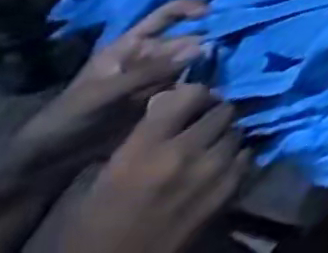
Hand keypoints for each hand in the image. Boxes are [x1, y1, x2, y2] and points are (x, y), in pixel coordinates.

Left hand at [13, 0, 208, 172]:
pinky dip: (202, 86)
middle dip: (208, 43)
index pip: (165, 15)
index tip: (213, 13)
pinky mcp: (161, 99)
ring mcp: (156, 78)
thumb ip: (152, 71)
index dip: (190, 8)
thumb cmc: (68, 117)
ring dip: (208, 66)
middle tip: (228, 52)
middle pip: (187, 40)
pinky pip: (188, 86)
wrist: (48, 160)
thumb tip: (203, 46)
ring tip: (225, 72)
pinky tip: (213, 91)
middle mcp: (148, 56)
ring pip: (192, 63)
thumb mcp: (106, 93)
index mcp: (131, 45)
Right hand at [55, 83, 252, 252]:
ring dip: (224, 136)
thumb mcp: (89, 183)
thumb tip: (163, 105)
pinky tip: (219, 166)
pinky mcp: (228, 192)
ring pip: (236, 132)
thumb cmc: (83, 234)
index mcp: (143, 150)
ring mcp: (211, 172)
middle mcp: (184, 154)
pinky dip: (235, 158)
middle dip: (211, 114)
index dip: (191, 94)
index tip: (186, 102)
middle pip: (222, 110)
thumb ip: (131, 139)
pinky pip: (245, 157)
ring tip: (209, 147)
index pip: (190, 94)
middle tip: (200, 124)